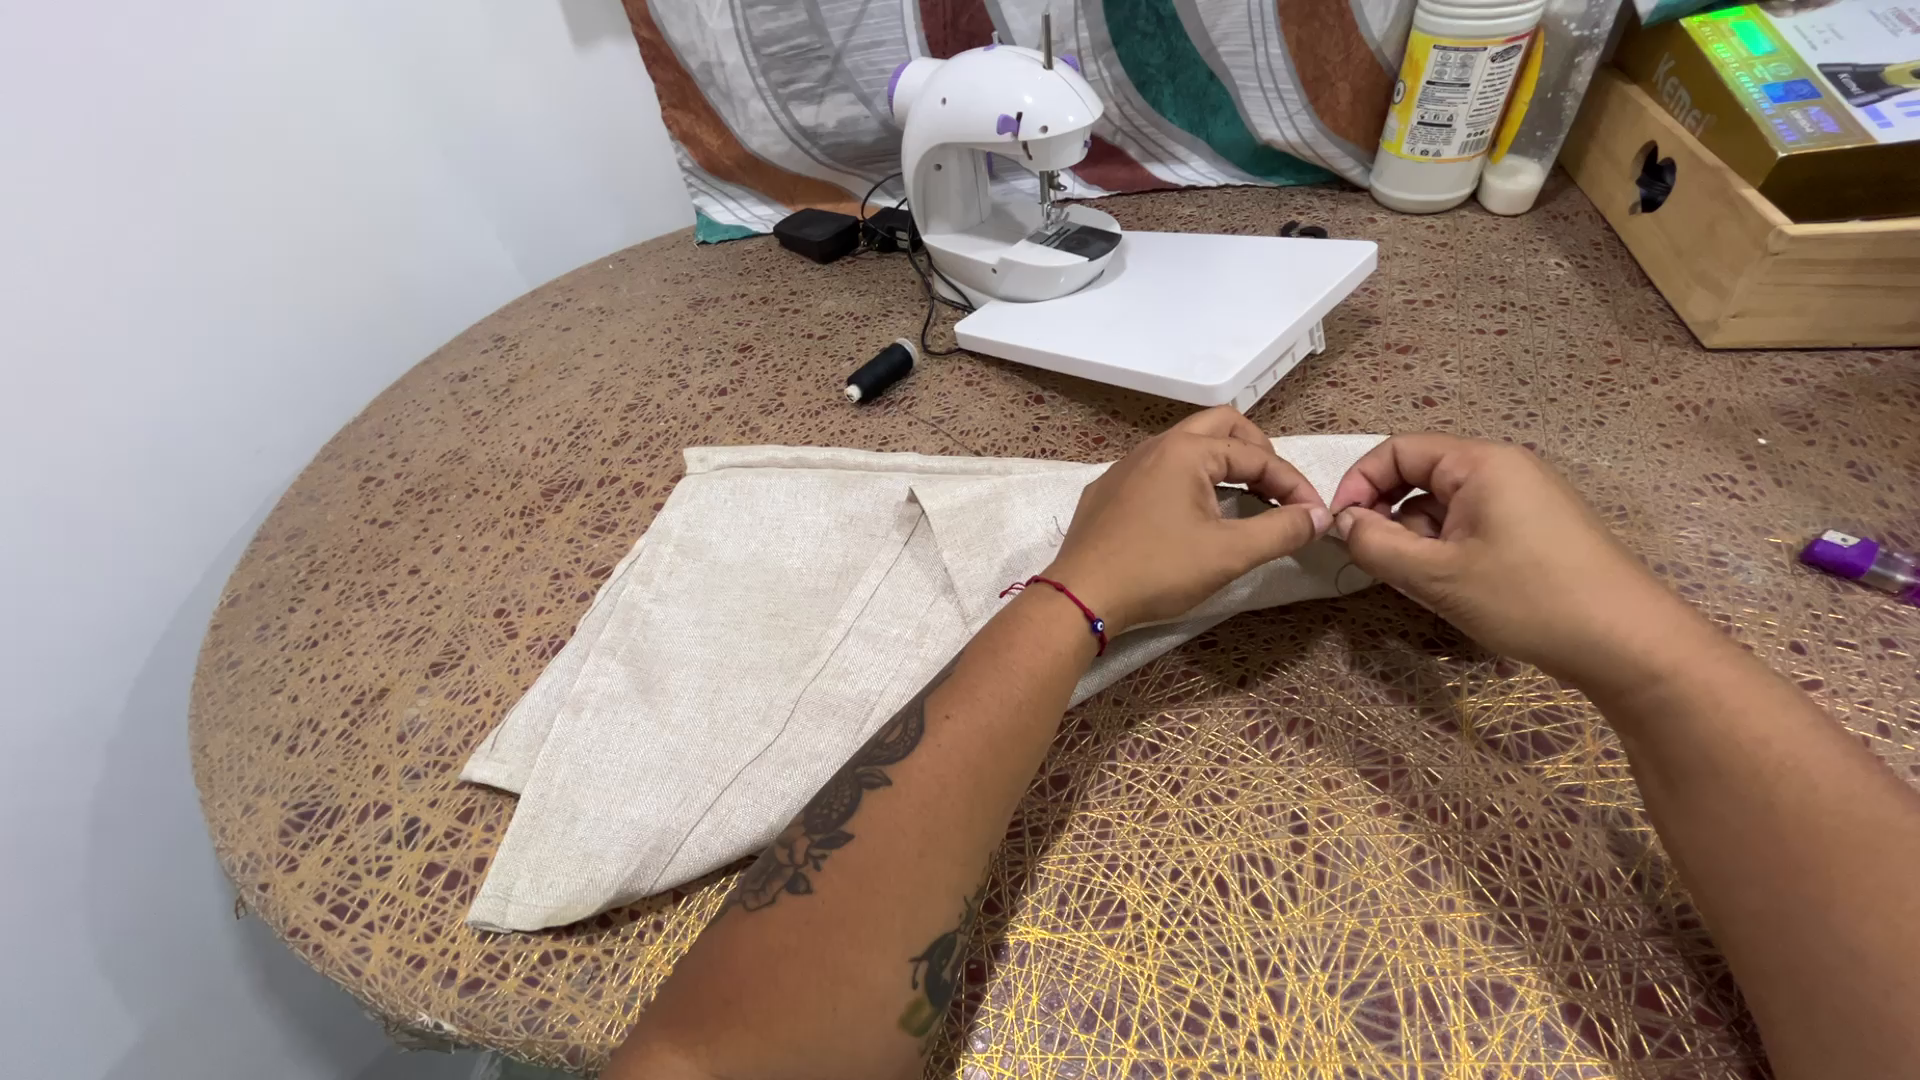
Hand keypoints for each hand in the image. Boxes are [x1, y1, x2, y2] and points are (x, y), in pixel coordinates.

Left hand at [1044, 406, 1331, 636]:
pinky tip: (1188, 513)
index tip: (1313, 516)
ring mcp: (1124, 466)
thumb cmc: (1157, 570)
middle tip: (1277, 488)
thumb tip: (1319, 517)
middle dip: (1257, 452)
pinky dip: (1186, 480)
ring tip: (1242, 497)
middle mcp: (1153, 446)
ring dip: (1220, 464)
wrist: (1081, 595)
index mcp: (1185, 450)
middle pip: (1220, 427)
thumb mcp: (1229, 553)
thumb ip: (1281, 530)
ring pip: (1184, 447)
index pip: (1257, 454)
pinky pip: (1156, 470)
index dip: (1293, 484)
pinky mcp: (1106, 491)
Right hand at [1328, 434, 1689, 688]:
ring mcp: (1522, 498)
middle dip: (1385, 512)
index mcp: (1481, 464)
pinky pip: (1468, 523)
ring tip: (1415, 578)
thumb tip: (1342, 523)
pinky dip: (1443, 546)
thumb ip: (1374, 543)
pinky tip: (1447, 583)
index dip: (1358, 483)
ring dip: (1414, 535)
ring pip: (1440, 504)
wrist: (1629, 645)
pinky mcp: (1533, 528)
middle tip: (1371, 556)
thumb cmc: (1526, 598)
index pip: (1397, 450)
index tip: (1339, 526)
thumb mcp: (1434, 574)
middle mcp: (1503, 469)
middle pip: (1418, 475)